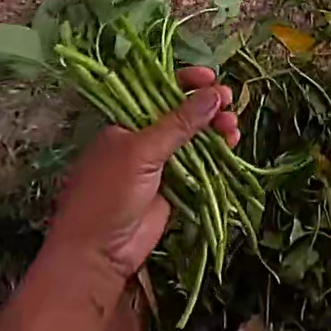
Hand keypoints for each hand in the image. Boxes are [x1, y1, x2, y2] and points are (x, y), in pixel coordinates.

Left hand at [45, 66, 239, 278]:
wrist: (98, 252)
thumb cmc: (109, 193)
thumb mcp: (142, 152)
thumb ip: (179, 123)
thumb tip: (214, 94)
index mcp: (125, 122)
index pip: (158, 90)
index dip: (185, 82)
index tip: (211, 77)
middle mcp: (143, 137)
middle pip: (181, 113)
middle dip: (206, 105)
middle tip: (230, 102)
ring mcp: (159, 162)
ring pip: (194, 137)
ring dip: (215, 128)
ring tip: (233, 128)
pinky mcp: (174, 185)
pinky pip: (200, 162)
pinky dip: (216, 153)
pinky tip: (231, 146)